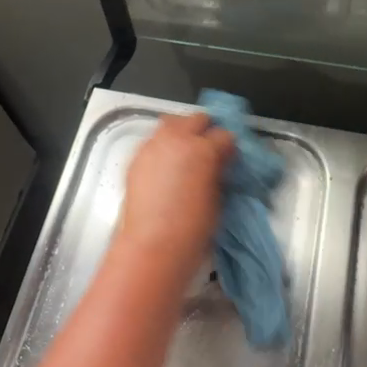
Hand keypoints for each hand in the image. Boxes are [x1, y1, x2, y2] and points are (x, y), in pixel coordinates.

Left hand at [117, 113, 234, 271]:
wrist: (152, 246)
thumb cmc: (192, 229)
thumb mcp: (217, 199)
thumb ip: (218, 172)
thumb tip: (219, 163)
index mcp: (203, 149)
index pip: (224, 135)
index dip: (229, 146)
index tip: (229, 157)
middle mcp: (177, 139)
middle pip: (197, 119)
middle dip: (206, 130)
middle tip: (209, 148)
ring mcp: (153, 145)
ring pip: (171, 123)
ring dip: (182, 132)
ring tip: (185, 151)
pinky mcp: (137, 157)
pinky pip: (154, 141)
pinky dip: (163, 145)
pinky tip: (167, 164)